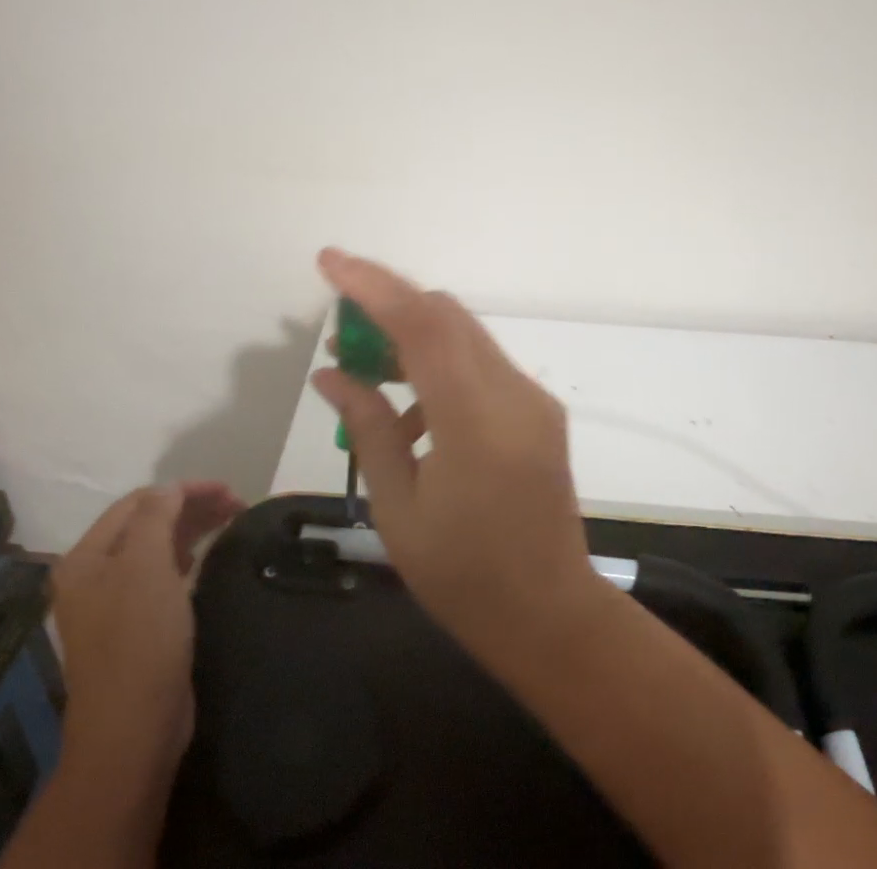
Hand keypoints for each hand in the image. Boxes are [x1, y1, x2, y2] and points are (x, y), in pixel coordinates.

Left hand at [51, 483, 243, 770]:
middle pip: (145, 525)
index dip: (183, 490)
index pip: (137, 504)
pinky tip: (204, 558)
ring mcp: (113, 605)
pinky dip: (185, 560)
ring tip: (230, 522)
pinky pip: (161, 579)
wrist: (133, 727)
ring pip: (155, 552)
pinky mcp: (136, 630)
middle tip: (239, 504)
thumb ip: (157, 518)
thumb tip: (170, 488)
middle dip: (190, 508)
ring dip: (190, 531)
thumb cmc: (138, 640)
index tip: (229, 490)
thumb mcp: (146, 568)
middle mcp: (93, 577)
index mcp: (85, 559)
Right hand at [310, 248, 599, 634]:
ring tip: (363, 371)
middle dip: (390, 305)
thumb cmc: (463, 577)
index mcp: (476, 422)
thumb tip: (333, 375)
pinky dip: (441, 367)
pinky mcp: (540, 414)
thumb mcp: (398, 509)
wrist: (549, 614)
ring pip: (467, 337)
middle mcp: (515, 395)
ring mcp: (534, 402)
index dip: (373, 287)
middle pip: (449, 317)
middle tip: (338, 328)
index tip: (328, 263)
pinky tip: (410, 413)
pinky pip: (483, 368)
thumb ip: (369, 429)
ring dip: (414, 336)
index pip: (423, 326)